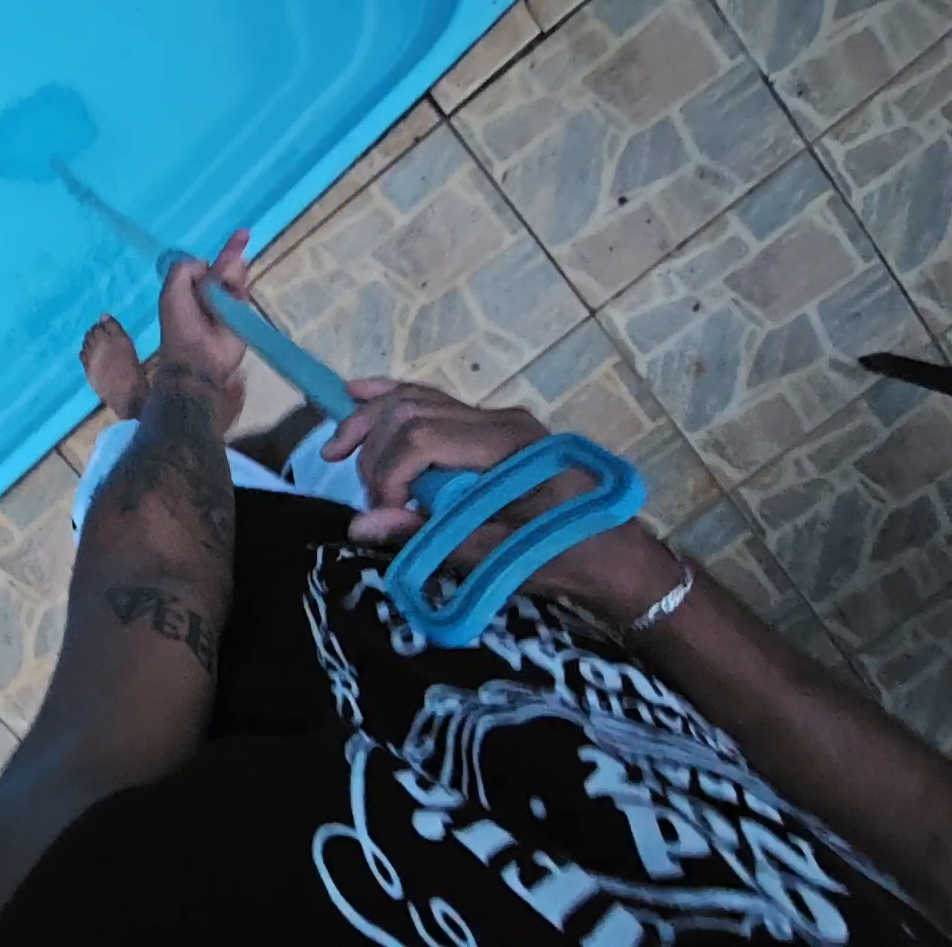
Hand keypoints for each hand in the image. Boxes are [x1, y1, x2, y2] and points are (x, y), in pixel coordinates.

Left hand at [152, 229, 251, 384]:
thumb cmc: (181, 325)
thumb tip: (205, 262)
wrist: (199, 358)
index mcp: (186, 290)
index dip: (207, 259)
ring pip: (235, 277)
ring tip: (231, 273)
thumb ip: (183, 270)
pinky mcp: (241, 313)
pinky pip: (243, 292)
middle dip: (231, 253)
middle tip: (243, 234)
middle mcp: (206, 295)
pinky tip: (235, 286)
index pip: (201, 267)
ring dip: (234, 269)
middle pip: (222, 268)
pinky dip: (240, 286)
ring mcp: (225, 303)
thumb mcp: (171, 292)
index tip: (215, 250)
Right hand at [319, 380, 678, 618]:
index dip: (387, 473)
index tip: (382, 514)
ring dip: (368, 423)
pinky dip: (389, 396)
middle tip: (370, 500)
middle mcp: (499, 419)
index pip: (422, 437)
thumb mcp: (497, 556)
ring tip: (334, 449)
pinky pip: (429, 400)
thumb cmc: (564, 558)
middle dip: (373, 454)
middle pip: (410, 413)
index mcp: (508, 446)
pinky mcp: (484, 425)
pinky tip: (354, 393)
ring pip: (413, 401)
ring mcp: (493, 417)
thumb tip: (359, 524)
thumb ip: (428, 536)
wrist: (617, 557)